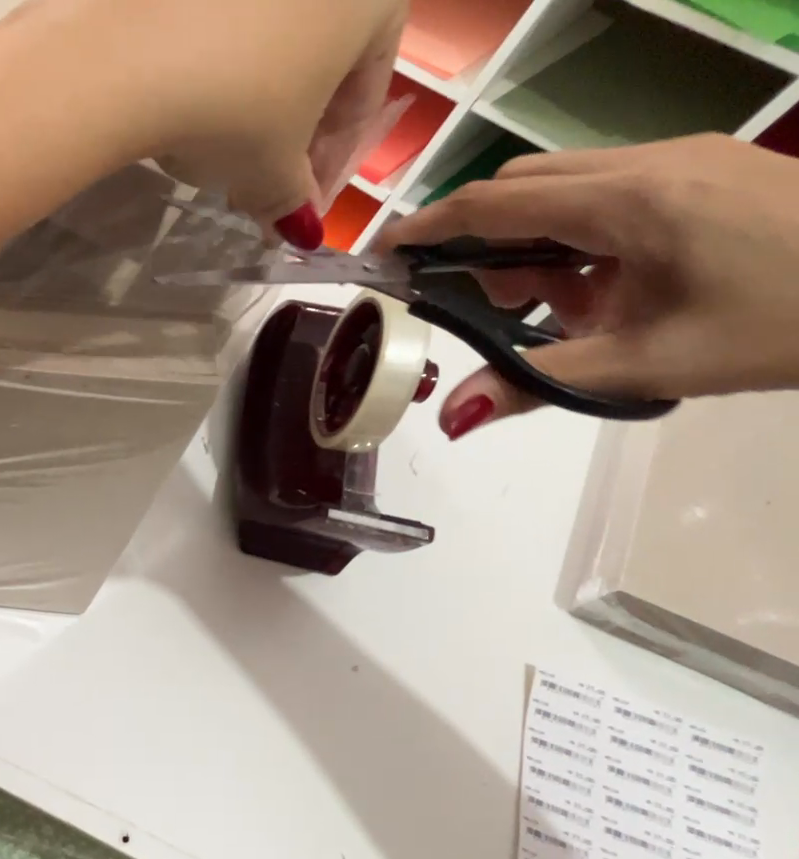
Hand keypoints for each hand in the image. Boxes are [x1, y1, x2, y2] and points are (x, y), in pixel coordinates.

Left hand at [0, 0, 406, 244]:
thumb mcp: (269, 170)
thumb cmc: (235, 109)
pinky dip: (209, 73)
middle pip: (316, 68)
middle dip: (286, 138)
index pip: (362, 102)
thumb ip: (291, 198)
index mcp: (375, 0)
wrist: (136, 57)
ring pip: (266, 48)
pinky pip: (218, 30)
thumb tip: (298, 228)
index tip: (300, 210)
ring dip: (248, 107)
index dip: (329, 169)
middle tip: (254, 191)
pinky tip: (181, 110)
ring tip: (211, 156)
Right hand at [382, 135, 798, 438]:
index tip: (381, 258)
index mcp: (628, 203)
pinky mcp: (711, 166)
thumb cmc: (784, 323)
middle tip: (493, 302)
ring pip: (564, 182)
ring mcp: (687, 158)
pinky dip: (578, 232)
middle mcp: (650, 162)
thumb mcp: (651, 364)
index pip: (491, 203)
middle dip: (481, 237)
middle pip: (521, 182)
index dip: (425, 229)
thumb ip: (537, 382)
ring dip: (531, 237)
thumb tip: (450, 419)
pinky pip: (610, 186)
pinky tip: (608, 282)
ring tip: (559, 302)